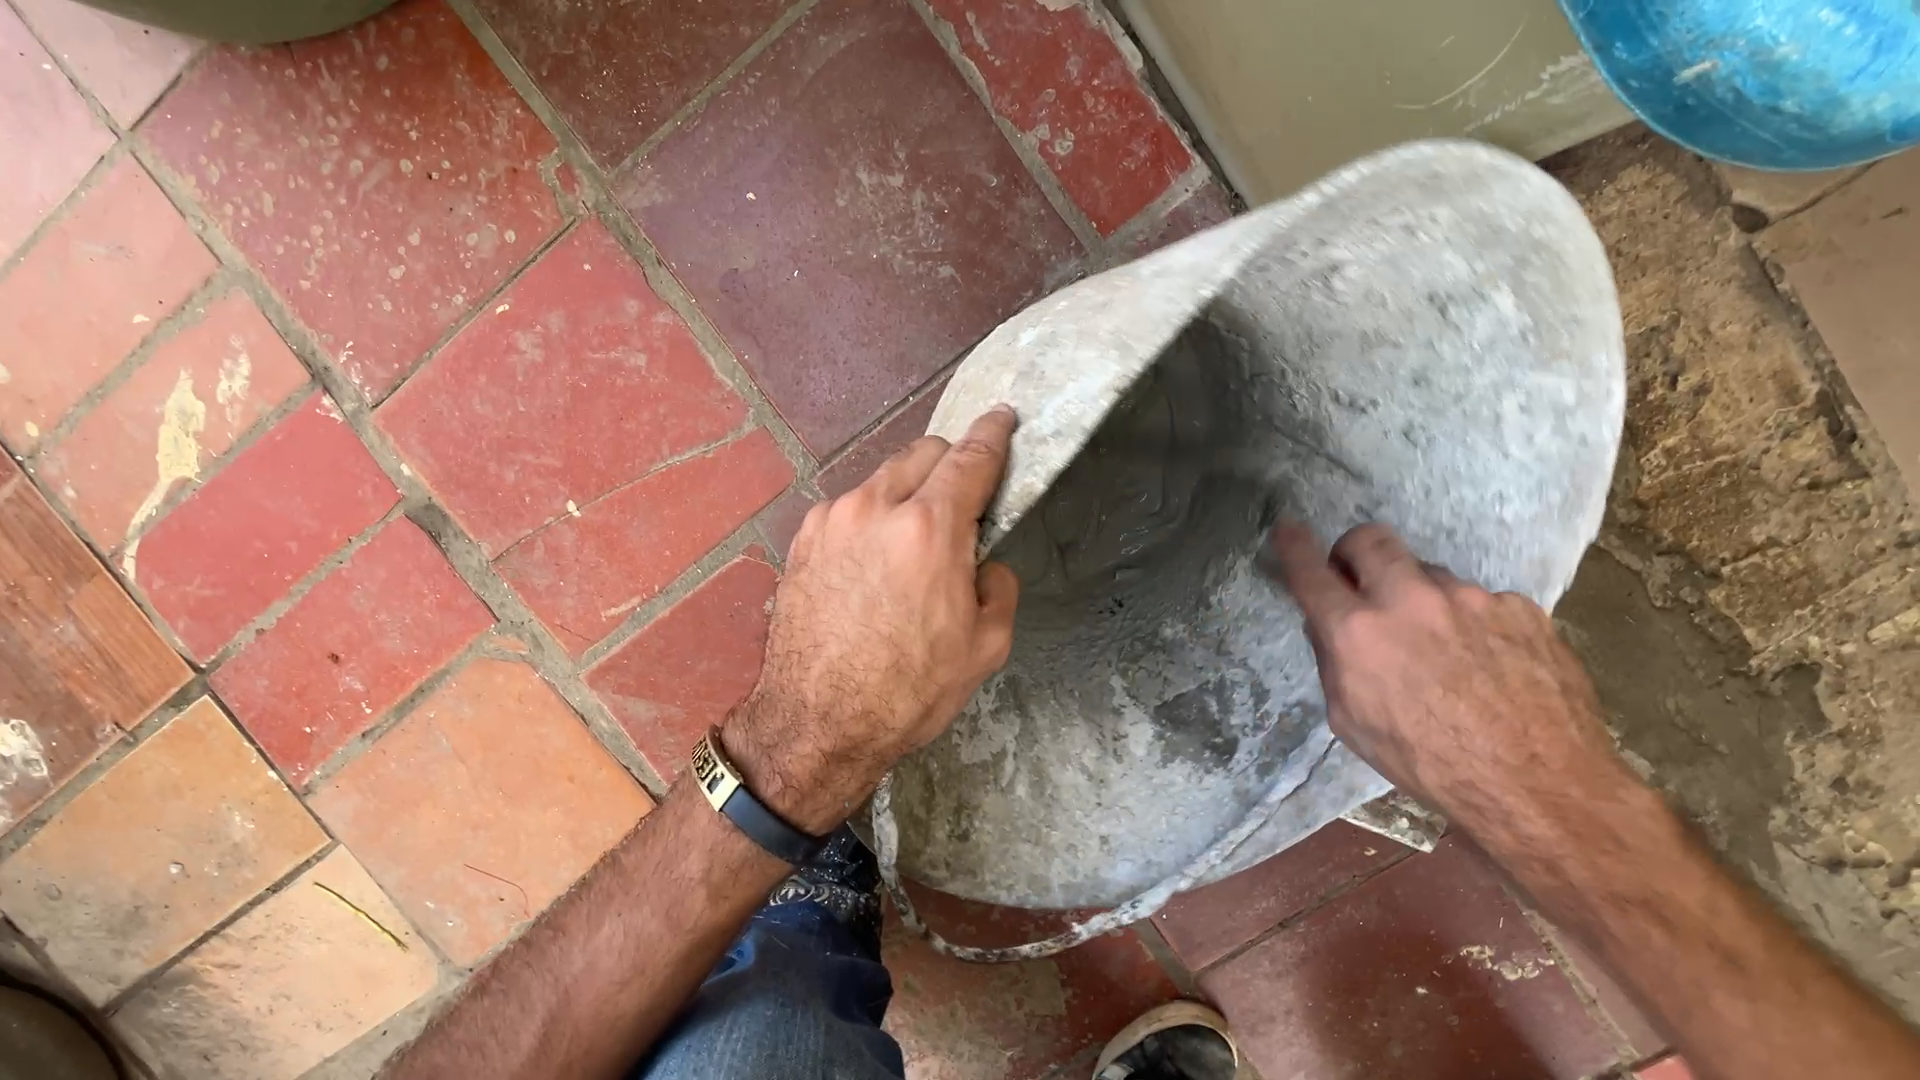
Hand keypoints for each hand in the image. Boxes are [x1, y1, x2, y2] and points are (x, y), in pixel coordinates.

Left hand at [722, 407, 1021, 833]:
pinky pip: (851, 508)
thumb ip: (998, 585)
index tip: (1003, 416)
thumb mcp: (986, 647)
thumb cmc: (909, 691)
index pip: (970, 457)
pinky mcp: (804, 538)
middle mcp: (875, 507)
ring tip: (911, 547)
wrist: (816, 723)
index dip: (994, 433)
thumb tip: (983, 562)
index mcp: (929, 529)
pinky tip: (872, 566)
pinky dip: (873, 519)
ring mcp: (832, 519)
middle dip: (950, 466)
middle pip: (924, 452)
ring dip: (908, 494)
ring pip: (883, 478)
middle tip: (962, 508)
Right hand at [1267, 522, 1632, 834]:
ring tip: (1441, 646)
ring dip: (1420, 597)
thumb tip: (1328, 627)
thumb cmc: (1428, 763)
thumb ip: (1334, 663)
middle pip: (1371, 540)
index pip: (1312, 574)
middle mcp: (1410, 601)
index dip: (1294, 547)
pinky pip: (1481, 602)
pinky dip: (1471, 622)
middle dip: (1355, 551)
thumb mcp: (1352, 721)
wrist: (1538, 785)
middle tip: (1360, 579)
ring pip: (1430, 575)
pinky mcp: (1520, 608)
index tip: (1289, 528)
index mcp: (1358, 633)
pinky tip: (1488, 664)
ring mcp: (1471, 598)